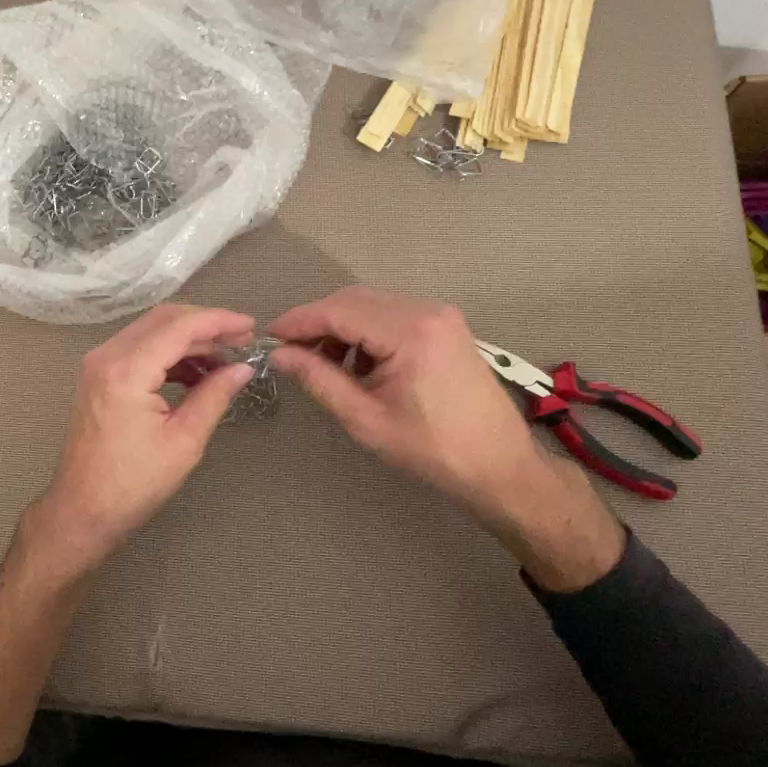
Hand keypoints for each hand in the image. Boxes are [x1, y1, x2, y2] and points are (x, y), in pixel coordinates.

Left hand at [31, 304, 256, 574]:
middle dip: (205, 325)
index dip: (219, 321)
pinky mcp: (98, 377)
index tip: (251, 326)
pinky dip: (168, 354)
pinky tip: (195, 375)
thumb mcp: (184, 441)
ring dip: (188, 340)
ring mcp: (98, 364)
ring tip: (224, 362)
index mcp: (126, 370)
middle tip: (242, 340)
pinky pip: (138, 349)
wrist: (82, 509)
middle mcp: (107, 356)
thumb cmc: (133, 483)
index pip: (179, 326)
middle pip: (163, 320)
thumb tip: (243, 369)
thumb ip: (214, 396)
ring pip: (150, 331)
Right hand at [268, 288, 622, 589]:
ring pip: (371, 304)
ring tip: (322, 363)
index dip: (298, 321)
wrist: (500, 466)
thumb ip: (319, 380)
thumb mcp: (365, 419)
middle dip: (316, 322)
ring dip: (340, 326)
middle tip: (289, 353)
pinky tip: (356, 363)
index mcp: (410, 331)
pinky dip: (364, 331)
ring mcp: (440, 315)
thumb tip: (279, 355)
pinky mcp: (445, 326)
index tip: (267, 338)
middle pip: (353, 300)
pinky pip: (391, 314)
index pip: (338, 311)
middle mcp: (426, 310)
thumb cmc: (432, 449)